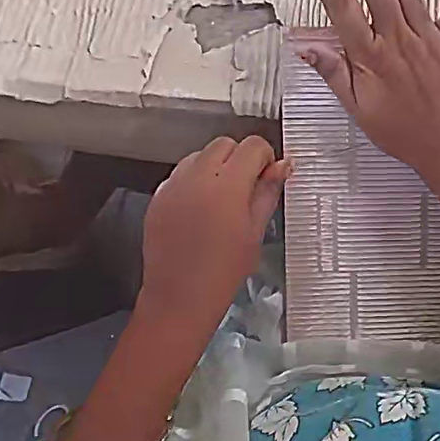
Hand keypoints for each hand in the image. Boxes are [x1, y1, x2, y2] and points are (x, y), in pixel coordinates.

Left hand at [138, 135, 289, 326]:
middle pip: (224, 144)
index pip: (252, 146)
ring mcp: (173, 185)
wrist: (180, 296)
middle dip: (240, 159)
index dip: (265, 159)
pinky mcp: (158, 196)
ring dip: (215, 167)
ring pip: (200, 155)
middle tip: (247, 189)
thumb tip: (281, 167)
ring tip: (223, 201)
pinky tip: (201, 210)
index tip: (268, 176)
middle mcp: (197, 176)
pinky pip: (180, 174)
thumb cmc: (223, 271)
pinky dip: (194, 181)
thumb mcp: (254, 232)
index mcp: (227, 184)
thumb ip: (267, 193)